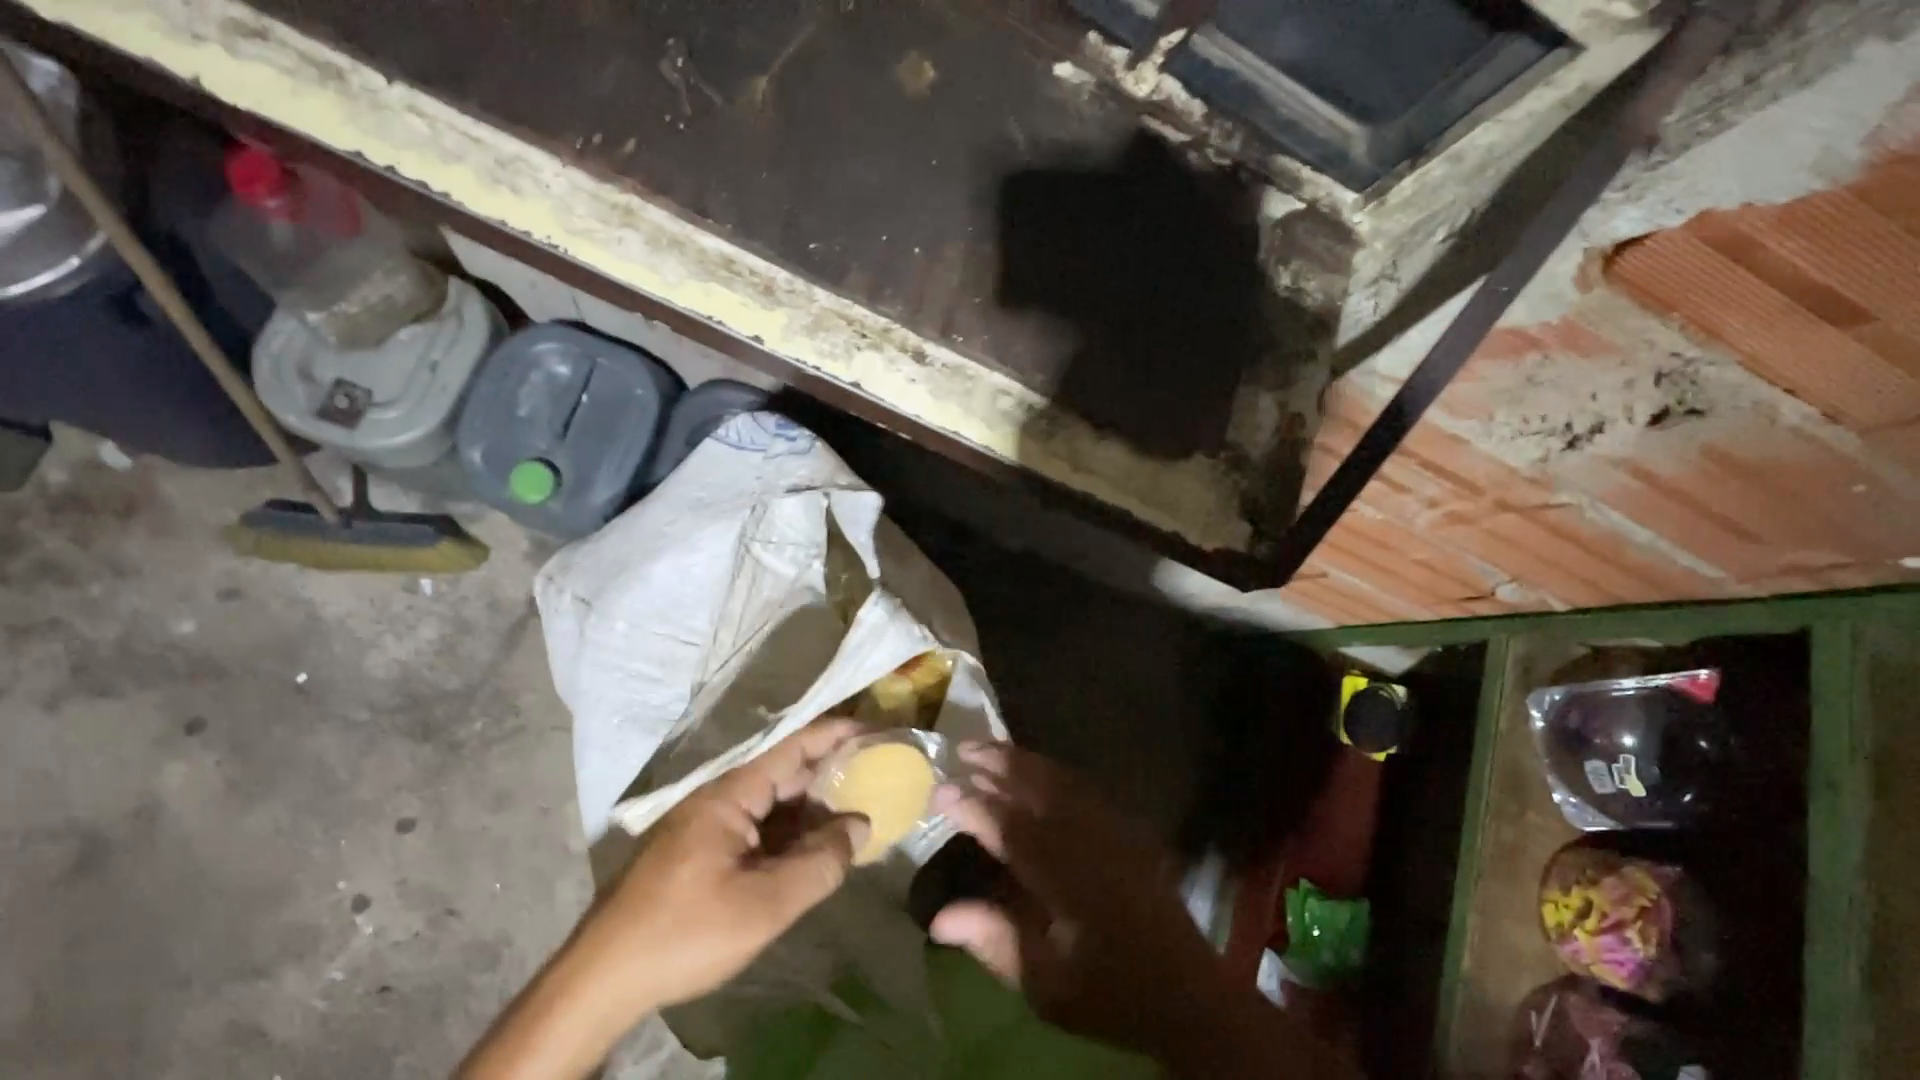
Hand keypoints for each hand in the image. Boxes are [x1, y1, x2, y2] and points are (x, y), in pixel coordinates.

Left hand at [584, 717, 870, 1009]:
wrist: (601, 979)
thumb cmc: (684, 933)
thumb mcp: (764, 904)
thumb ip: (819, 864)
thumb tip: (860, 825)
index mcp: (729, 795)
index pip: (793, 746)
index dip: (836, 734)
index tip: (878, 730)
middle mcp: (717, 799)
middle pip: (784, 774)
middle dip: (832, 774)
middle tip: (882, 779)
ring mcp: (706, 827)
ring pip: (771, 806)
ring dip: (812, 811)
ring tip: (860, 815)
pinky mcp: (699, 855)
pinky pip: (755, 831)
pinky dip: (789, 836)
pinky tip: (815, 852)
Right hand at [930, 743, 1352, 1078]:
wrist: (1187, 995)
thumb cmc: (1109, 993)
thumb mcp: (1045, 984)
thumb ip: (995, 942)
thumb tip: (938, 916)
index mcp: (1067, 880)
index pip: (1010, 829)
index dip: (972, 806)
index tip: (938, 791)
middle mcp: (1092, 843)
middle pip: (1040, 789)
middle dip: (999, 765)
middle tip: (963, 749)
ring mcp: (1117, 833)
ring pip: (1065, 781)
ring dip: (1026, 762)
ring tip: (992, 750)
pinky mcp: (1132, 833)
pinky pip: (1089, 789)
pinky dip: (1057, 773)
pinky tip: (1041, 773)